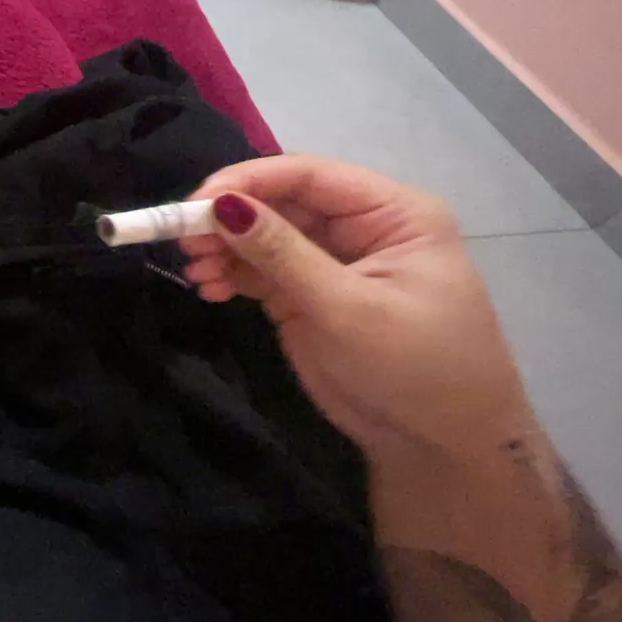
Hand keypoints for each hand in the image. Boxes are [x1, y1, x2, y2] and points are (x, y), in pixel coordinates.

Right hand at [178, 155, 536, 467]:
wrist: (439, 447)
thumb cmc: (413, 369)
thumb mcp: (345, 308)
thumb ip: (280, 253)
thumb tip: (220, 205)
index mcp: (392, 214)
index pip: (307, 175)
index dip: (246, 181)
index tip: (195, 204)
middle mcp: (358, 226)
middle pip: (275, 201)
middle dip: (226, 219)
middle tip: (183, 242)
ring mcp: (328, 259)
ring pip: (257, 233)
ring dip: (220, 249)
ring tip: (196, 273)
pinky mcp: (303, 290)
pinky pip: (253, 267)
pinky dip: (226, 274)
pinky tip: (209, 290)